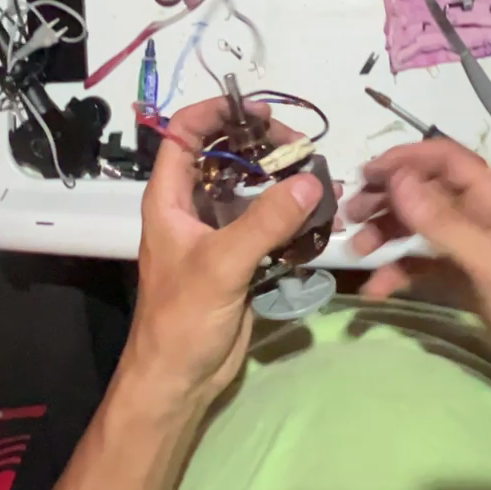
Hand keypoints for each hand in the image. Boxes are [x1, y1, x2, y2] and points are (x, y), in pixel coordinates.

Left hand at [127, 98, 323, 407]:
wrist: (179, 378)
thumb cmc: (183, 317)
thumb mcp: (221, 265)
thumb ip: (264, 223)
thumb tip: (309, 182)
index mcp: (170, 197)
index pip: (184, 133)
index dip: (217, 112)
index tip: (260, 112)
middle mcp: (192, 206)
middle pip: (224, 154)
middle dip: (260, 143)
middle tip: (301, 148)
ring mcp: (217, 230)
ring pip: (249, 187)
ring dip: (281, 177)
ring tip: (319, 174)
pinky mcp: (239, 255)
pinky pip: (266, 220)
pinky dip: (291, 211)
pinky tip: (320, 211)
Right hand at [345, 140, 490, 428]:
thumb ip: (445, 224)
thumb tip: (397, 180)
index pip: (446, 160)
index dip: (405, 160)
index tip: (364, 175)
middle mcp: (483, 218)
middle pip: (426, 191)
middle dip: (387, 198)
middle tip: (350, 215)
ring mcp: (473, 252)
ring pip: (420, 228)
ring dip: (387, 233)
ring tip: (357, 251)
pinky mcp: (465, 284)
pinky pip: (422, 266)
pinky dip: (397, 273)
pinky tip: (376, 291)